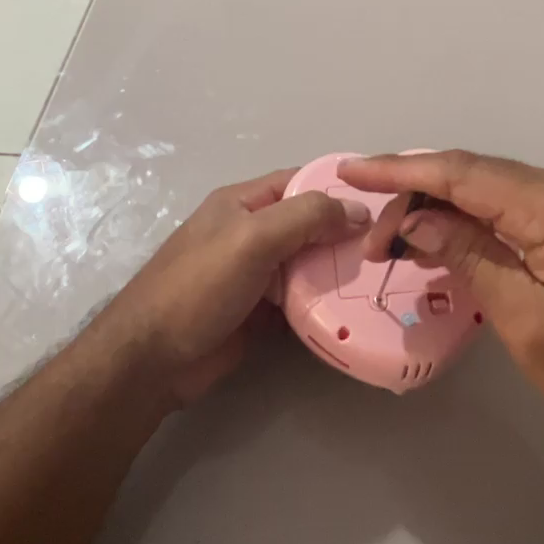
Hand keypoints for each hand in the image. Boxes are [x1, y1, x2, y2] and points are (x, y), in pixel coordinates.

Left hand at [97, 169, 369, 406]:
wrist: (152, 362)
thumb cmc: (198, 287)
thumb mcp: (252, 239)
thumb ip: (305, 217)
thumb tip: (358, 210)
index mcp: (242, 203)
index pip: (300, 181)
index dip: (338, 186)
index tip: (383, 198)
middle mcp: (250, 234)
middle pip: (309, 224)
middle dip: (346, 232)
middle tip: (392, 244)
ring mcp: (255, 275)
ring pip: (308, 263)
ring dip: (339, 269)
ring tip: (384, 276)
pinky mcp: (260, 313)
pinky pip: (301, 299)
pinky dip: (325, 302)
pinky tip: (357, 308)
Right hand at [338, 152, 543, 448]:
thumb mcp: (528, 322)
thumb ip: (471, 260)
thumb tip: (418, 221)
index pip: (462, 174)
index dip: (401, 171)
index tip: (351, 170)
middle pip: (472, 175)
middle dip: (414, 196)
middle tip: (373, 240)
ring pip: (488, 189)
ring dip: (439, 209)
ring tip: (394, 242)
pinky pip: (509, 207)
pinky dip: (469, 220)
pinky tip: (440, 241)